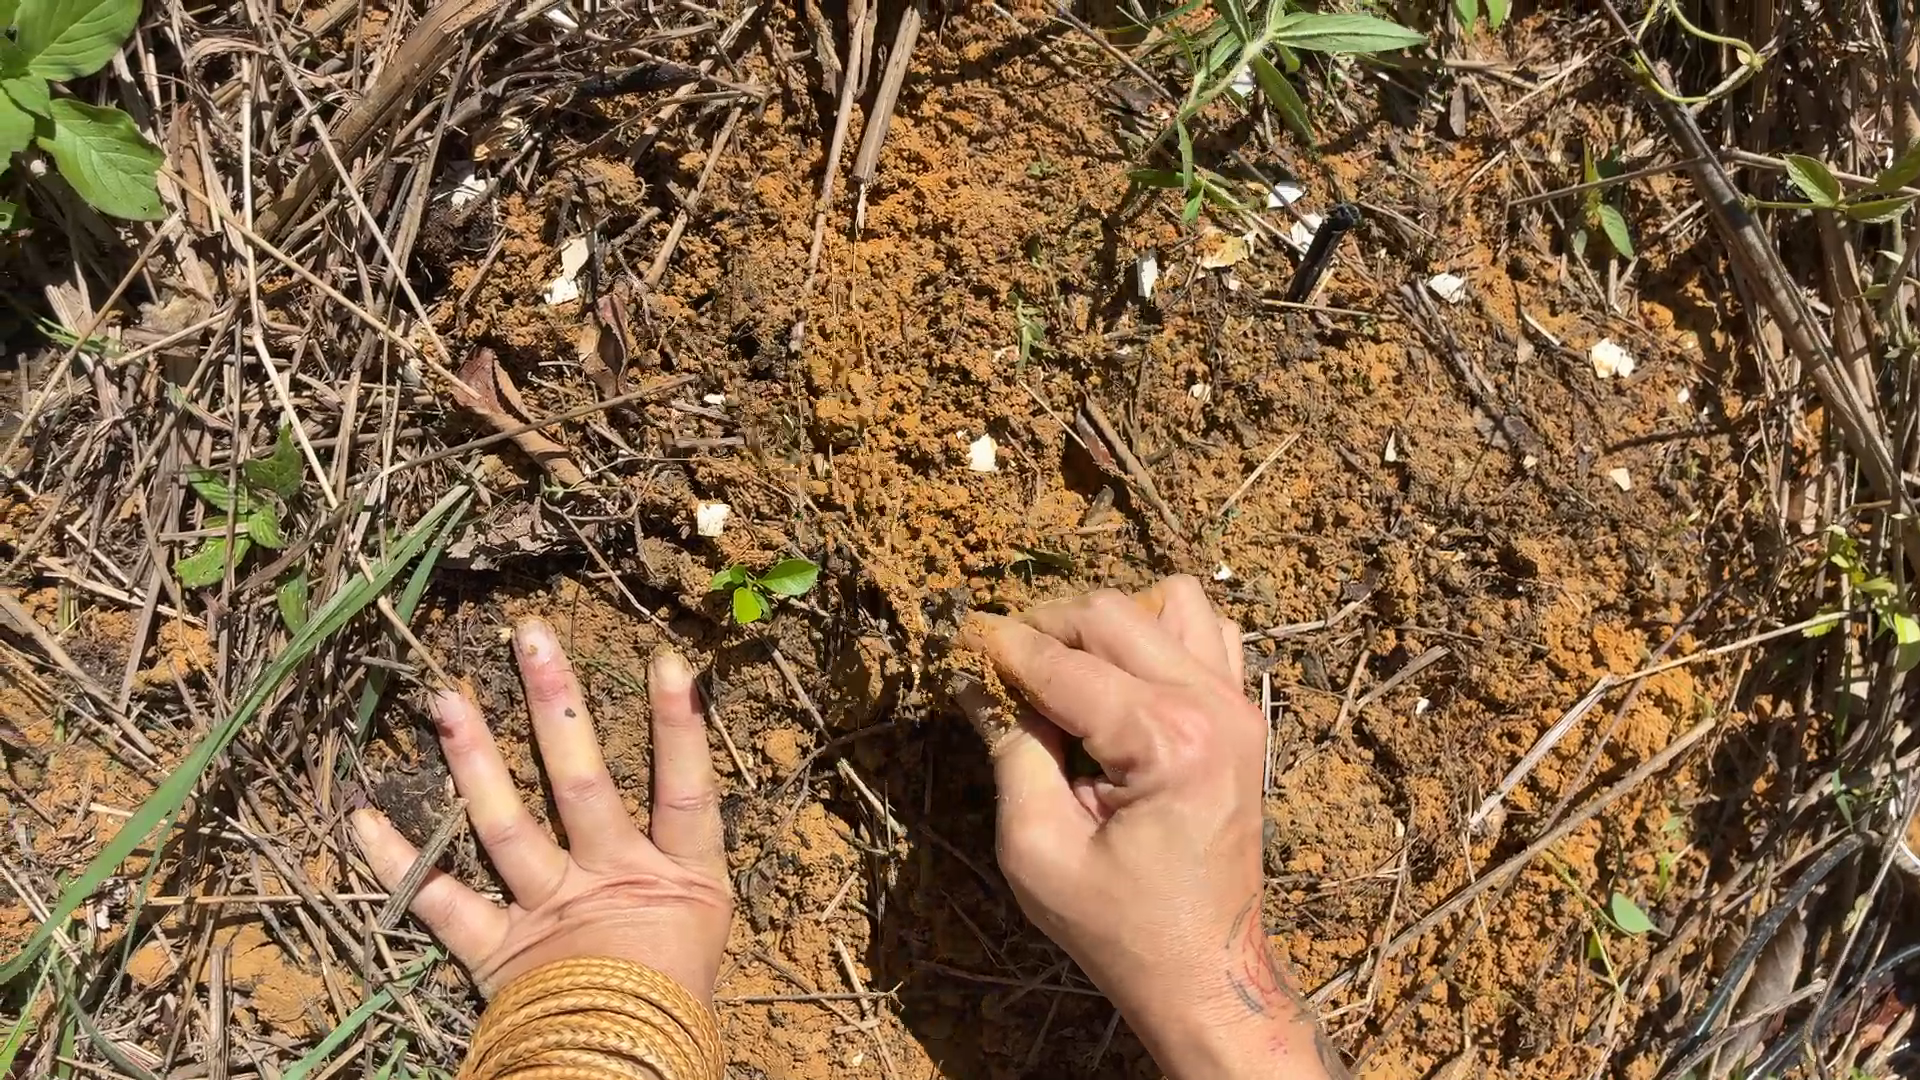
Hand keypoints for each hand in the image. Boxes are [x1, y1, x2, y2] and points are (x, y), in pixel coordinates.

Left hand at [352, 618, 731, 1002]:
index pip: (686, 789)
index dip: (680, 729)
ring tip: (445, 697)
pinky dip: (398, 863)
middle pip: (583, 784)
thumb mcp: (709, 909)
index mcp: (680, 875)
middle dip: (558, 707)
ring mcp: (548, 914)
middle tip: (530, 637)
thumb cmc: (678, 979)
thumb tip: (684, 744)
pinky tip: (361, 815)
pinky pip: (439, 907)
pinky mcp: (494, 953)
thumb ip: (688, 836)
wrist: (624, 1065)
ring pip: (506, 828)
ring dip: (475, 760)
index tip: (670, 662)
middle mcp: (611, 880)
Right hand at [960, 576, 1342, 1079]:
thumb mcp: (1037, 846)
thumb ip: (1009, 748)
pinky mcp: (1243, 711)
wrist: (1207, 971)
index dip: (1003, 648)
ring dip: (1105, 623)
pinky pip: (1207, 631)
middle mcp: (1211, 703)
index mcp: (1164, 740)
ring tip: (1071, 667)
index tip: (963, 640)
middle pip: (1109, 614)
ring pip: (1164, 602)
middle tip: (1006, 664)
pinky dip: (1159, 633)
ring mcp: (1237, 701)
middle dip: (1045, 627)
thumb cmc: (1117, 925)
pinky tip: (1128, 676)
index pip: (1062, 664)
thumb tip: (976, 681)